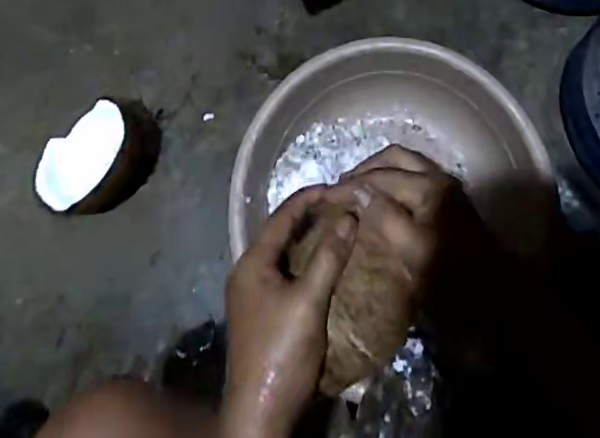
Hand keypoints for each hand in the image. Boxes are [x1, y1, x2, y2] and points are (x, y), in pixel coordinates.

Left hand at [221, 186, 356, 437]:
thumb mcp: (309, 300)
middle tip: (345, 202)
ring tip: (342, 223)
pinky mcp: (265, 310)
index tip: (340, 186)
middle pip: (281, 231)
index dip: (309, 198)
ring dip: (311, 235)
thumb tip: (350, 214)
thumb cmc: (282, 351)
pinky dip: (309, 257)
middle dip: (312, 214)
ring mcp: (255, 293)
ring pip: (286, 251)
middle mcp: (248, 273)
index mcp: (252, 264)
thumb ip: (329, 255)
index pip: (282, 216)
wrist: (261, 413)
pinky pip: (288, 269)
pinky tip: (330, 258)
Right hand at [320, 145, 458, 282]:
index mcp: (429, 187)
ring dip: (379, 170)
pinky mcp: (447, 196)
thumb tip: (356, 190)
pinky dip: (393, 177)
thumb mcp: (413, 250)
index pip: (381, 176)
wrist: (492, 288)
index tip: (324, 195)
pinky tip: (381, 197)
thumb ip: (385, 217)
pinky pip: (414, 173)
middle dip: (365, 168)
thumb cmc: (452, 274)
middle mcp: (438, 176)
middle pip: (394, 157)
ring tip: (356, 190)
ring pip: (405, 162)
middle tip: (340, 187)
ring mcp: (445, 184)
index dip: (351, 185)